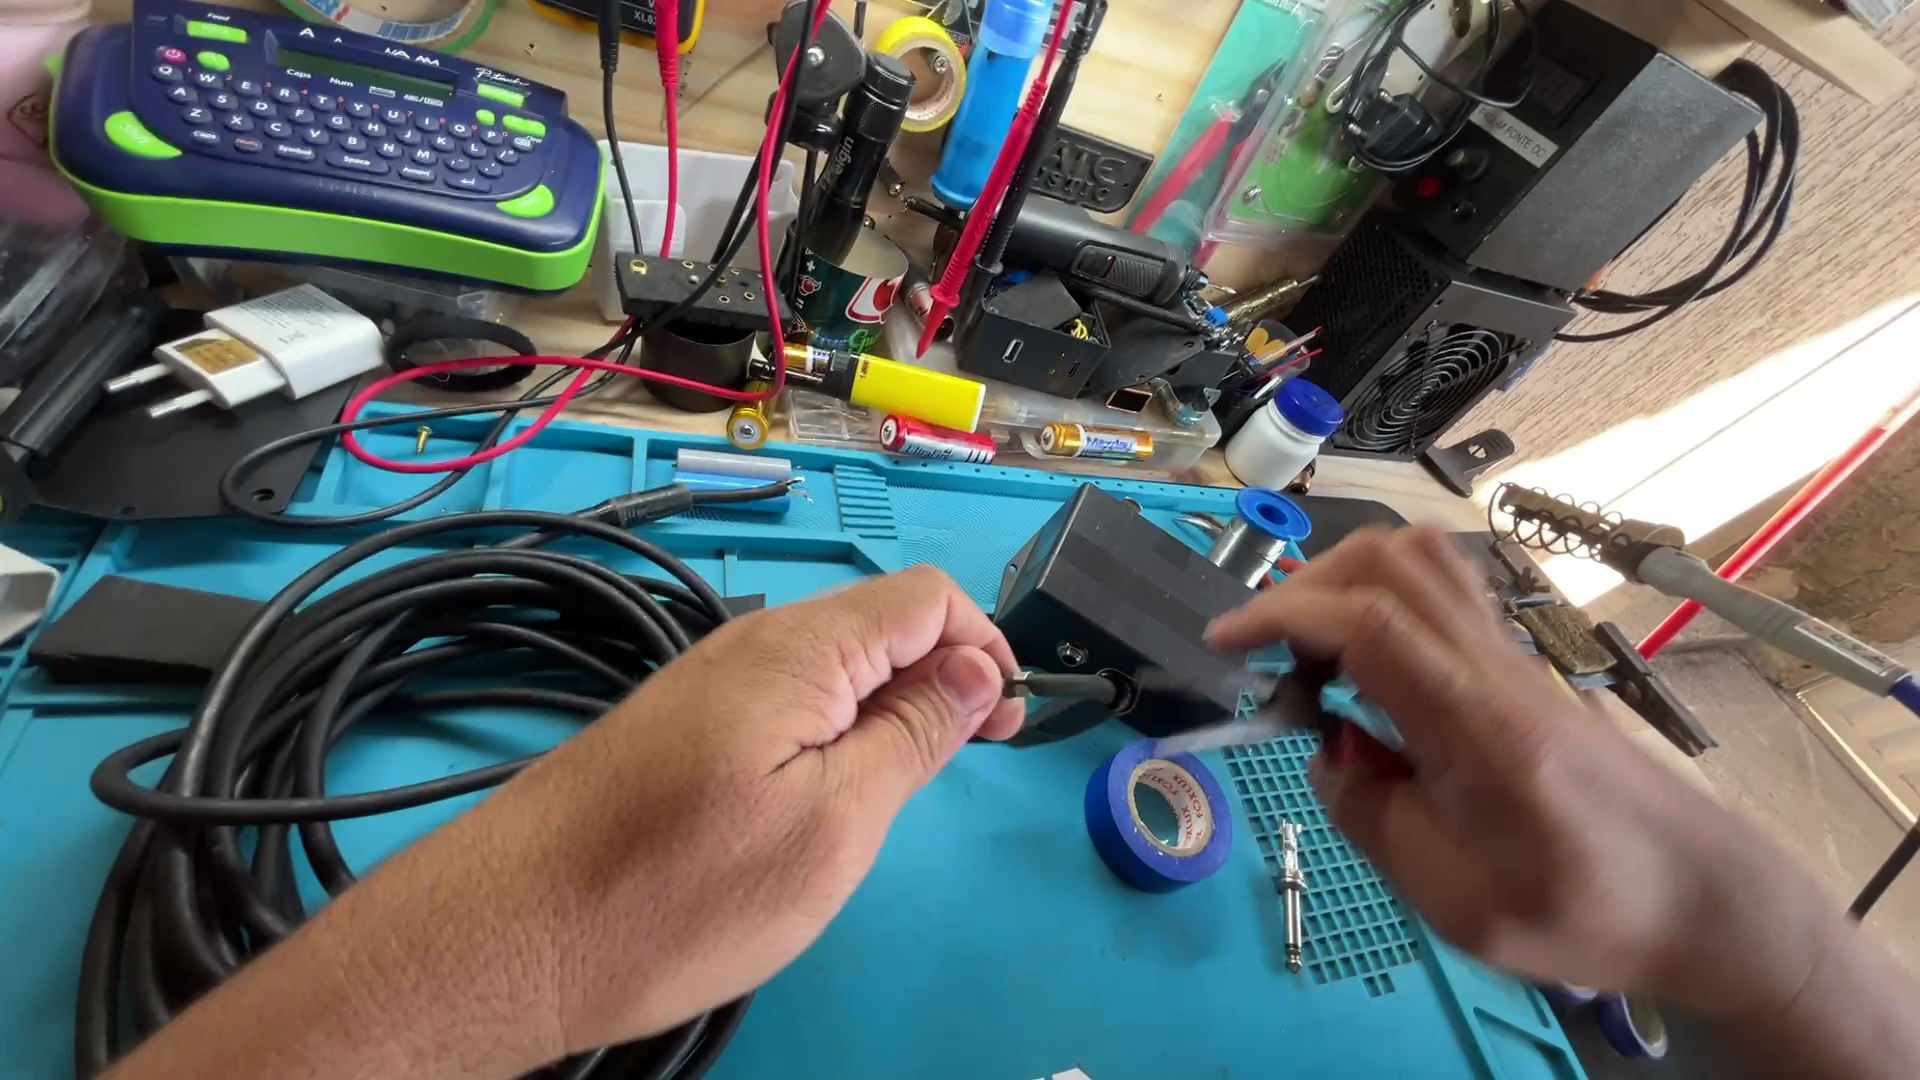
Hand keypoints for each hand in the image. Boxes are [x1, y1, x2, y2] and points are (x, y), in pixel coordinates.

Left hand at [456, 564, 1025, 1057]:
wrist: (501, 938)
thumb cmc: (684, 889)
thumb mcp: (836, 820)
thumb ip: (917, 731)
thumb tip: (979, 668)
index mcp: (805, 647)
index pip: (926, 598)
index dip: (983, 643)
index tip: (1004, 718)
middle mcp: (761, 638)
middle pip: (884, 622)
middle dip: (943, 675)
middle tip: (960, 758)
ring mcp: (719, 673)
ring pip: (842, 662)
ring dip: (893, 704)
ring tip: (897, 783)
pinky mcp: (694, 714)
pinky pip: (796, 694)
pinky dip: (841, 725)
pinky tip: (830, 785)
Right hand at [1207, 527, 1836, 1019]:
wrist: (1707, 899)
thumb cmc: (1581, 907)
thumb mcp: (1452, 899)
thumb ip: (1364, 813)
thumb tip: (1328, 751)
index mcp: (1473, 722)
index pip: (1366, 622)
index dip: (1279, 615)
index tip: (1224, 640)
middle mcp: (1488, 665)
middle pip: (1385, 562)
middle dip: (1300, 589)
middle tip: (1267, 649)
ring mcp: (1505, 651)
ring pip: (1413, 556)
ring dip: (1338, 577)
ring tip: (1307, 638)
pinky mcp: (1509, 656)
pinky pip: (1437, 581)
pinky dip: (1376, 586)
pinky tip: (1360, 642)